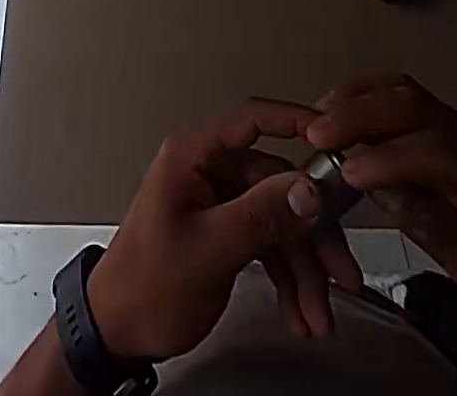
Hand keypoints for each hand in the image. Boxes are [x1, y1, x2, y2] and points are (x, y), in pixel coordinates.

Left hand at [86, 98, 363, 362]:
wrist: (118, 336)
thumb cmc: (140, 288)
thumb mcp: (205, 250)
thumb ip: (258, 216)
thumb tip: (306, 189)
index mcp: (193, 156)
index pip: (252, 119)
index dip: (295, 121)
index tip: (332, 136)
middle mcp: (211, 171)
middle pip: (279, 181)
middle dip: (311, 232)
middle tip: (338, 265)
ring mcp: (223, 201)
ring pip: (282, 217)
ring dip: (305, 265)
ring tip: (319, 307)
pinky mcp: (231, 229)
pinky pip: (273, 241)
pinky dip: (291, 276)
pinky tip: (301, 307)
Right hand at [306, 75, 456, 393]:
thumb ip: (444, 234)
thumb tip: (381, 188)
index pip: (445, 150)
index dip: (389, 155)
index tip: (344, 168)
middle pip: (428, 108)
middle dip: (368, 111)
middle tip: (320, 127)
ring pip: (422, 104)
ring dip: (369, 104)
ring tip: (327, 115)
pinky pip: (424, 123)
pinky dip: (381, 118)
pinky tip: (355, 126)